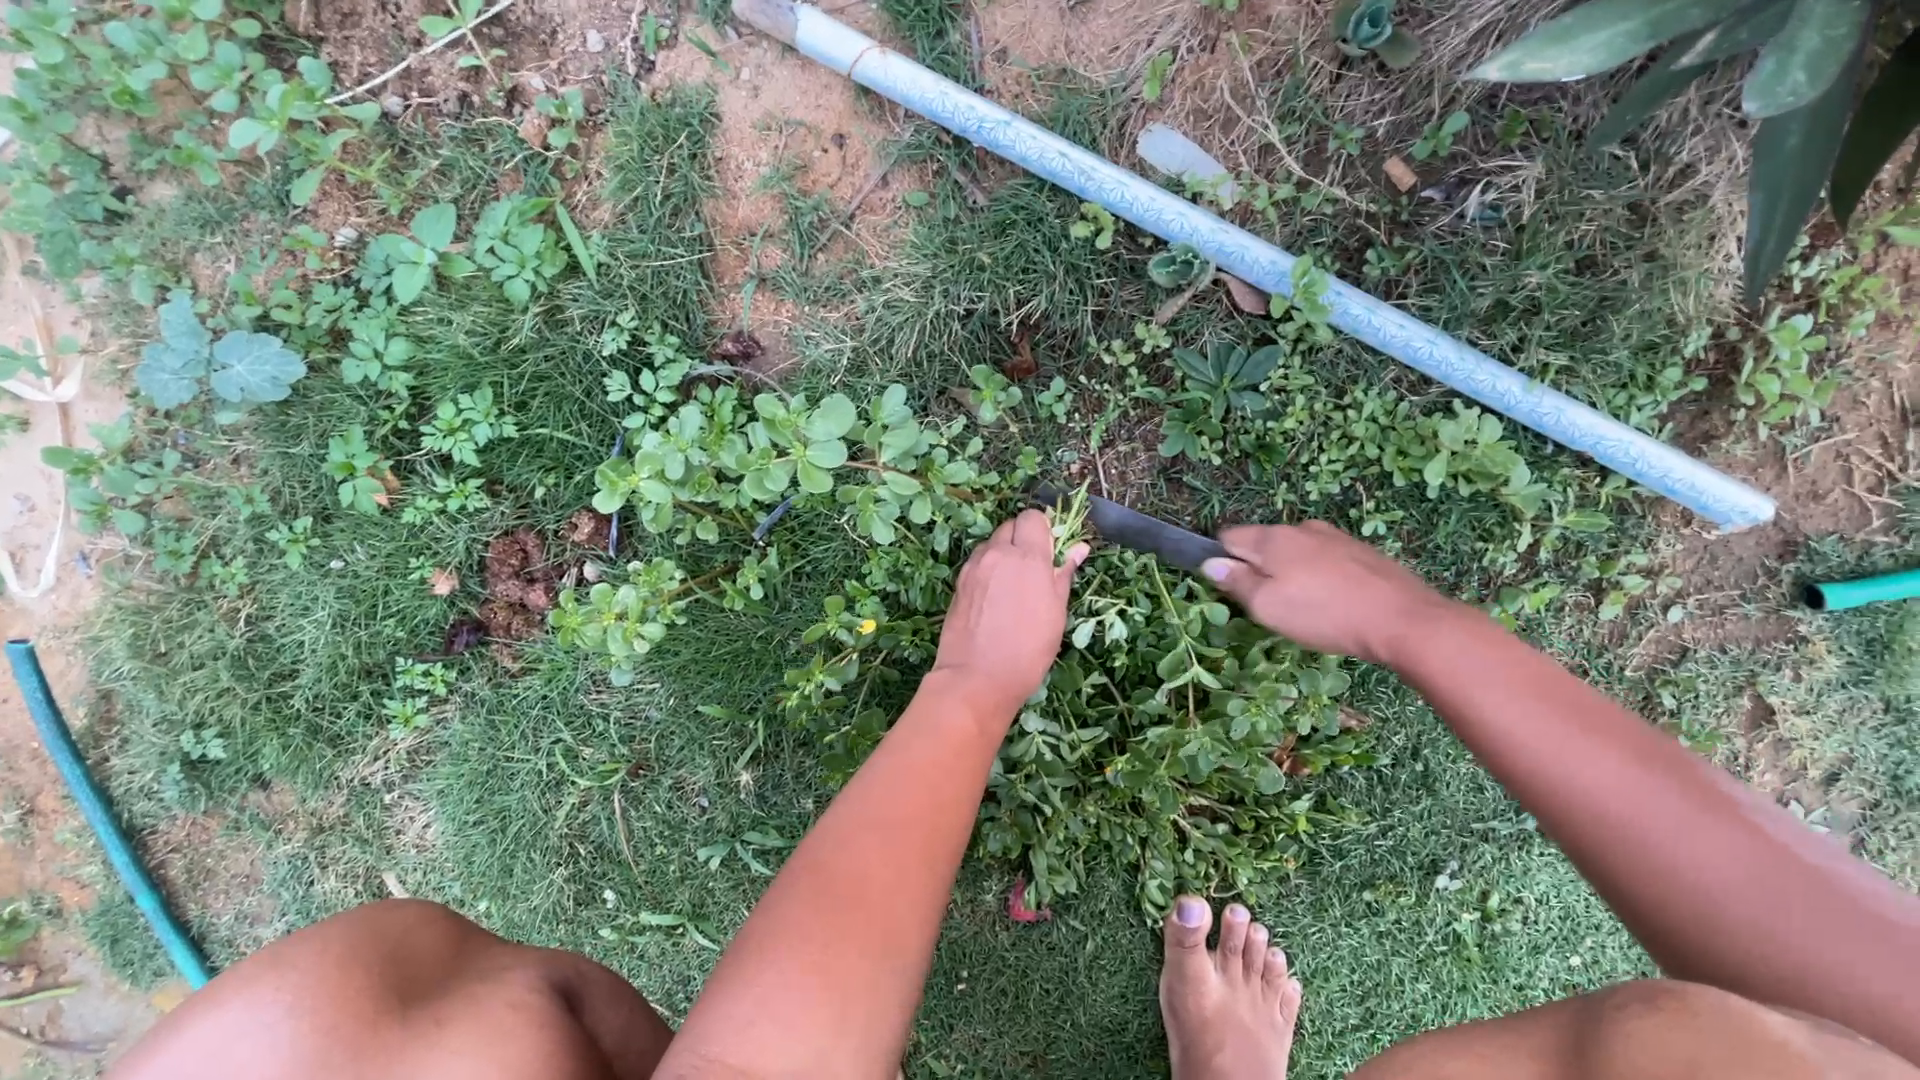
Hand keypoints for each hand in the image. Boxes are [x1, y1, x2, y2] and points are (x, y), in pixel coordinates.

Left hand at [931, 509, 1089, 719]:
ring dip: (1004, 553)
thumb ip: (1064, 575)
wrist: (977, 677)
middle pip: (1011, 526)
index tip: (1050, 551)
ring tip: (1013, 586)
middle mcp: (998, 554)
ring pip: (992, 544)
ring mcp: (974, 567)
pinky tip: (994, 597)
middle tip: (1034, 570)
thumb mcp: (1056, 613)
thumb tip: (1079, 549)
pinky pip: (978, 562)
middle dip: (1023, 539)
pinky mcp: (958, 582)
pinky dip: (988, 569)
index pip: (1033, 518)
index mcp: (1028, 558)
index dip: (1043, 530)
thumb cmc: (1028, 650)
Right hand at [1199, 521, 1458, 667]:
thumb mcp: (1267, 606)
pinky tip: (1332, 603)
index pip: (1228, 536)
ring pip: (1296, 552)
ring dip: (1290, 573)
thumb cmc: (1324, 614)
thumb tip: (1211, 563)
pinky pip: (1325, 560)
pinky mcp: (1362, 553)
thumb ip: (1236, 582)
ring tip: (1303, 607)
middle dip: (1258, 568)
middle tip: (1268, 605)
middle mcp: (1302, 528)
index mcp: (1273, 538)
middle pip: (1263, 544)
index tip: (1231, 589)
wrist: (1403, 620)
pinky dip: (1319, 577)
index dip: (1222, 561)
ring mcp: (1336, 538)